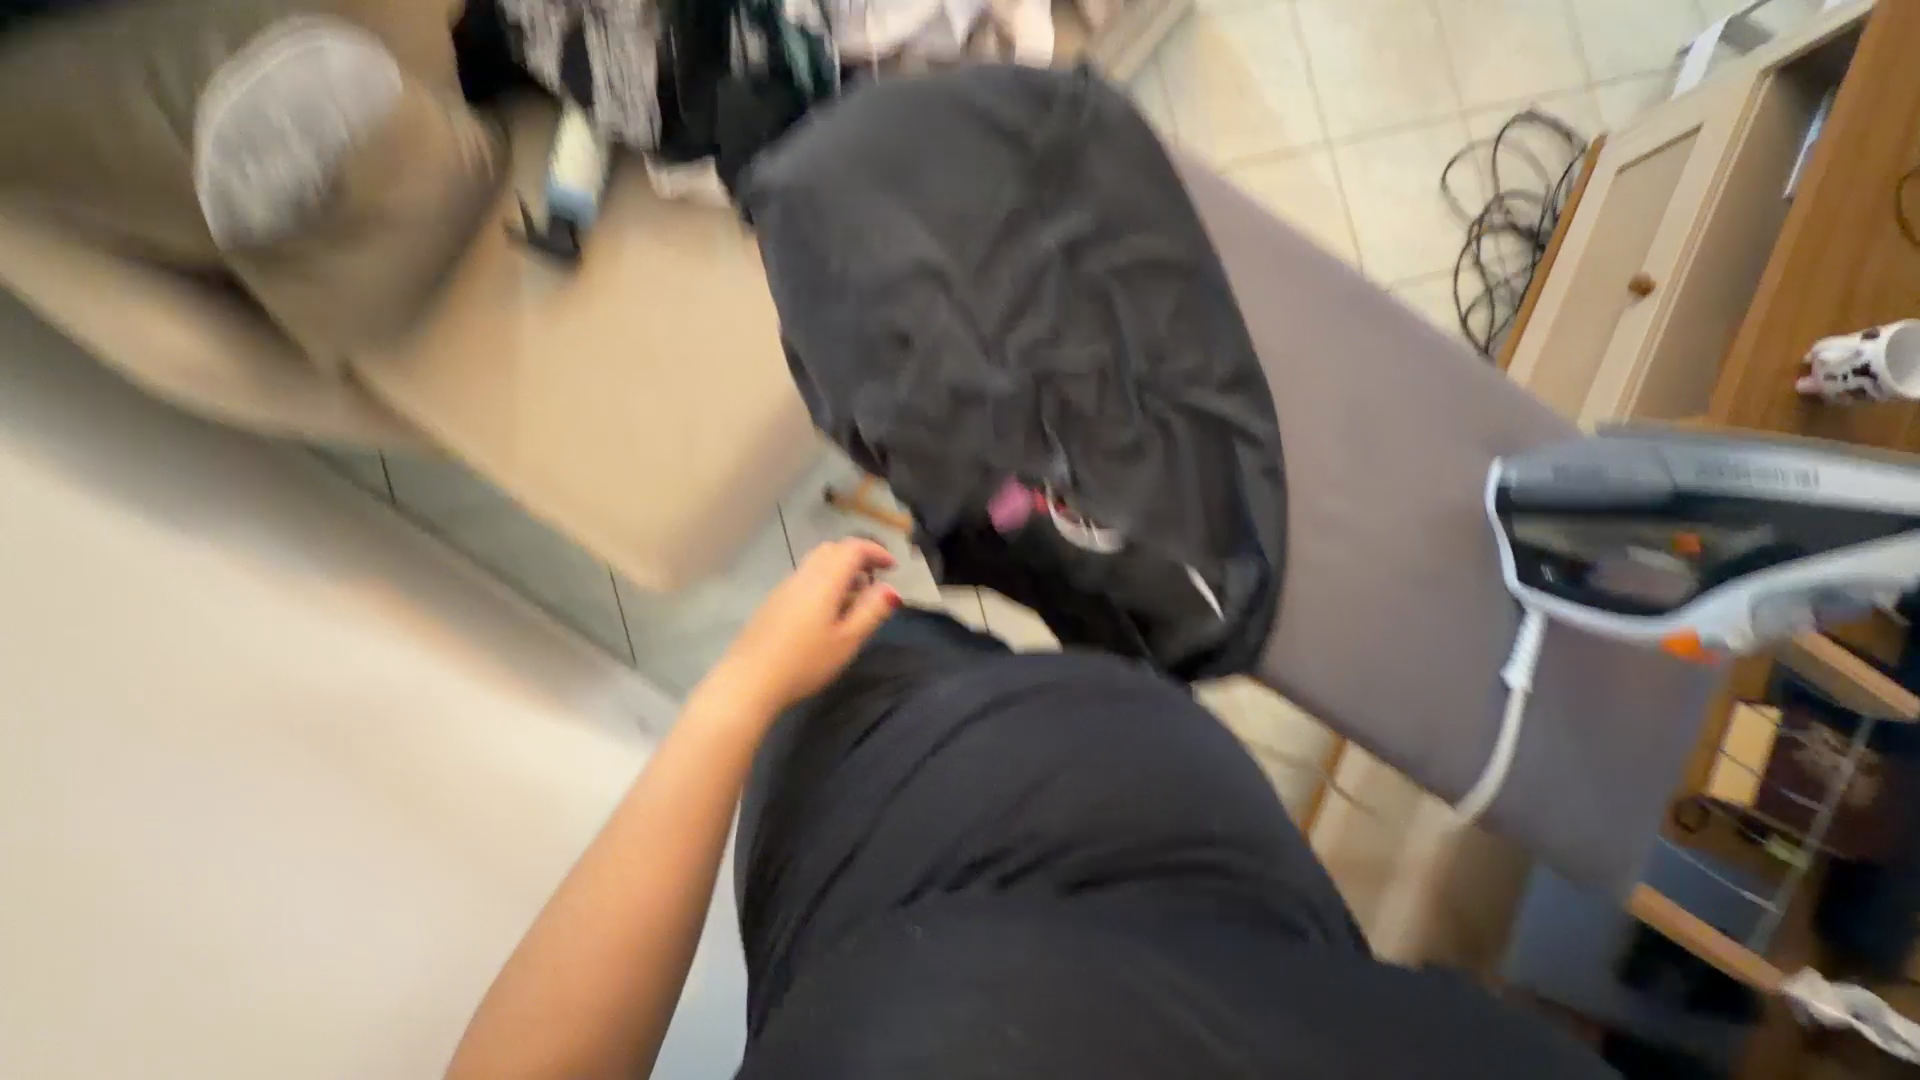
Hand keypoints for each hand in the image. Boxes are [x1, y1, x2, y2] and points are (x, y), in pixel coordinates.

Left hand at [696, 539, 901, 717]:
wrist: (749, 681)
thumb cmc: (805, 662)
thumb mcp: (847, 641)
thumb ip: (871, 611)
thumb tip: (891, 589)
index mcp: (824, 581)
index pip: (852, 548)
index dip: (876, 551)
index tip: (893, 567)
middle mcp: (803, 576)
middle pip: (832, 549)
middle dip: (857, 557)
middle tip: (875, 579)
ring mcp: (784, 588)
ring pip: (816, 563)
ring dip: (840, 570)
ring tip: (854, 599)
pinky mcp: (773, 602)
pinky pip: (805, 578)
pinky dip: (824, 582)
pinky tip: (827, 613)